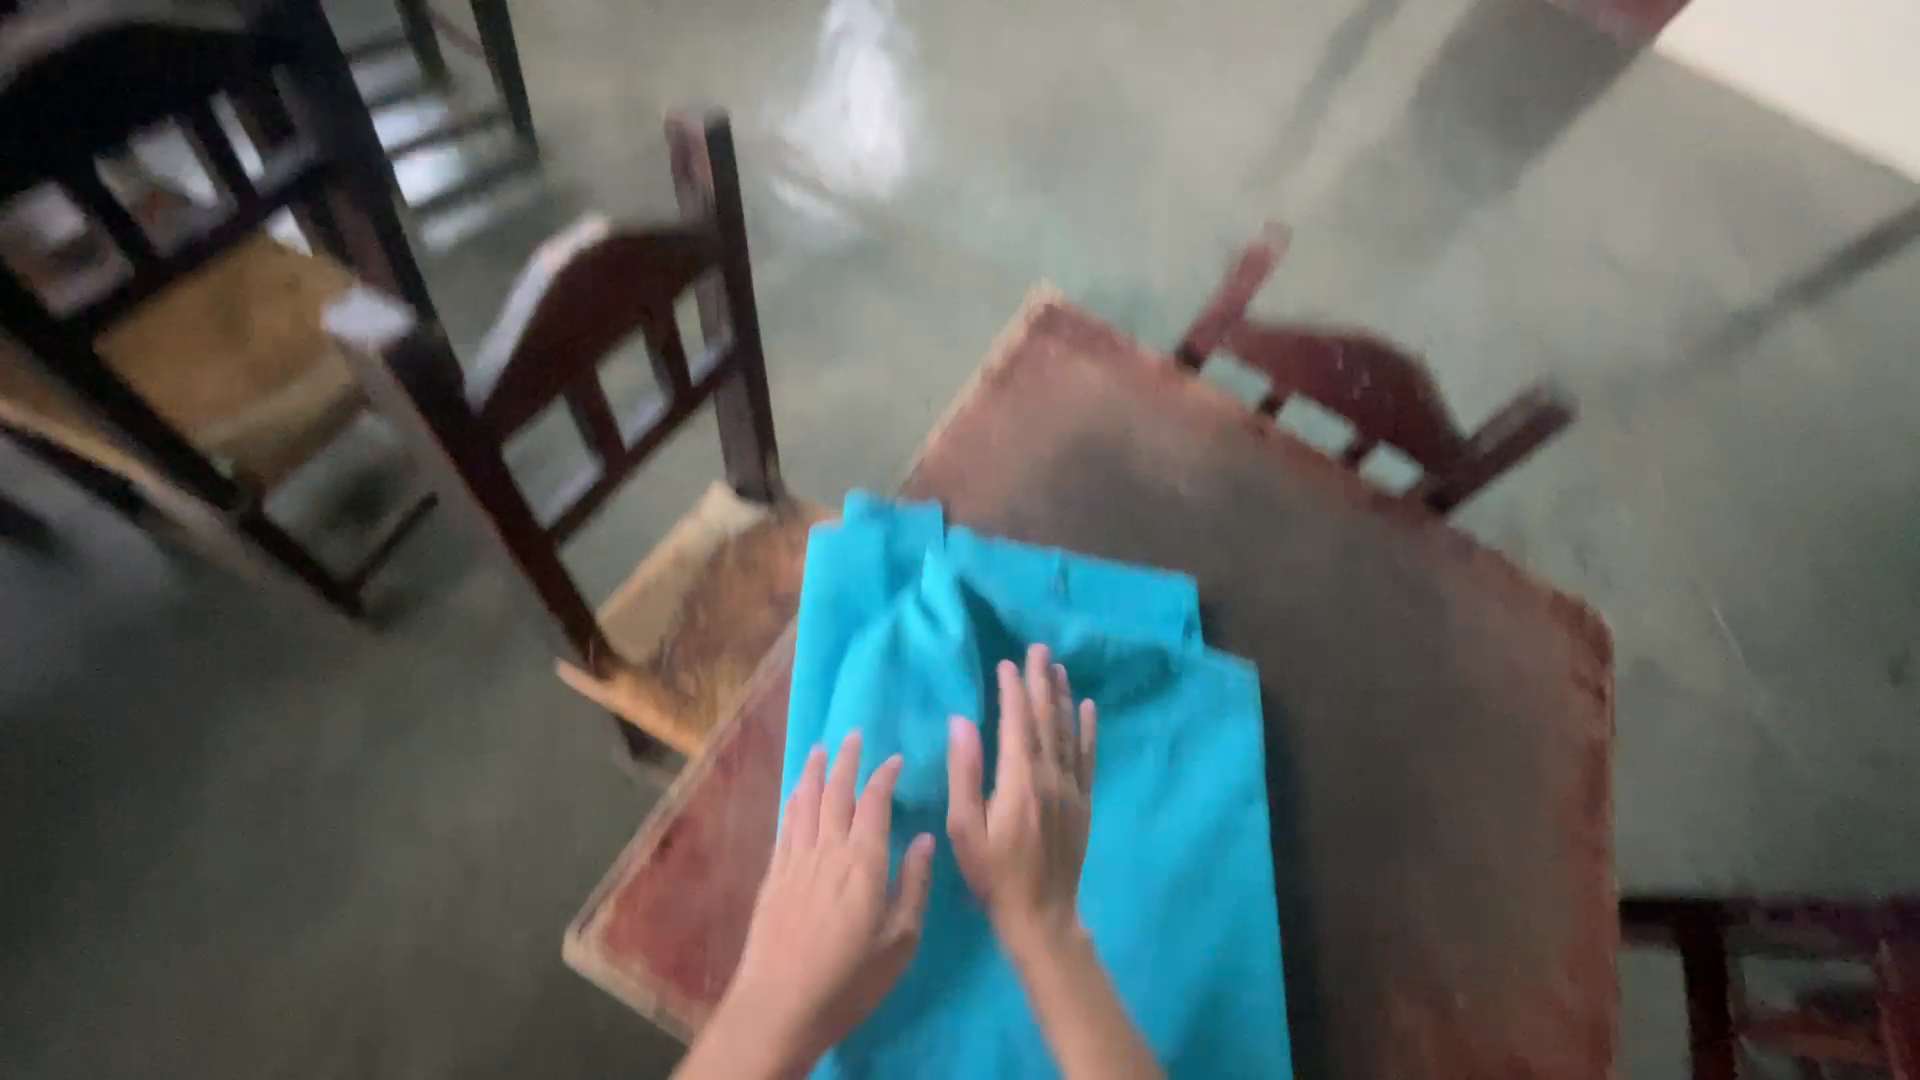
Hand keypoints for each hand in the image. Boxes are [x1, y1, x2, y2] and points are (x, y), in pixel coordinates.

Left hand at [715, 733, 934, 1073]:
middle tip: (853, 735)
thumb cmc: (849, 980)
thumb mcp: (899, 942)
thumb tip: (925, 839)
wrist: (779, 1008)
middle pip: (837, 792)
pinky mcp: (774, 874)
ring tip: (822, 749)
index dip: (884, 775)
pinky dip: (794, 800)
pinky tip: (797, 792)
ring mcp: (796, 859)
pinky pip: (786, 823)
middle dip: (847, 760)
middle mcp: (828, 849)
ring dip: (816, 771)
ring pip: (807, 801)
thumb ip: (914, 886)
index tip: (894, 759)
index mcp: (864, 862)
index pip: (875, 802)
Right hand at [947, 643, 1097, 955]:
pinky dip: (1087, 729)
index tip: (1007, 663)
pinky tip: (1087, 708)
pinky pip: (1087, 756)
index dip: (1012, 690)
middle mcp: (1050, 775)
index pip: (1017, 722)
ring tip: (1058, 667)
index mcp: (1019, 778)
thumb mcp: (965, 827)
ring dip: (1062, 697)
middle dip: (1040, 681)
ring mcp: (1071, 787)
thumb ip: (965, 771)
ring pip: (1067, 731)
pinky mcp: (1083, 801)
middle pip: (1045, 718)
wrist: (1041, 914)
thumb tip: (962, 721)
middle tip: (1039, 648)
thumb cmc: (994, 873)